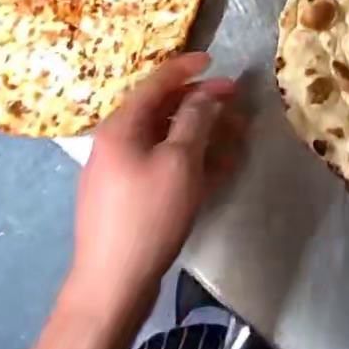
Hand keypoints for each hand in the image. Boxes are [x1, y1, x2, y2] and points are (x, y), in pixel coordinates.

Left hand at [36, 53, 242, 348]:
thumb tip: (205, 93)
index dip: (186, 67)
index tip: (214, 60)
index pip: (156, 83)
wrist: (111, 288)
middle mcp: (116, 143)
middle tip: (234, 100)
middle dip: (202, 104)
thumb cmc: (147, 214)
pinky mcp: (129, 199)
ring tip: (237, 136)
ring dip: (202, 134)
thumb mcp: (179, 160)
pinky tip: (221, 167)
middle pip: (163, 110)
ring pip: (167, 139)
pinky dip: (191, 160)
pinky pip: (163, 165)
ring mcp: (120, 173)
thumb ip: (195, 119)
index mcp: (121, 127)